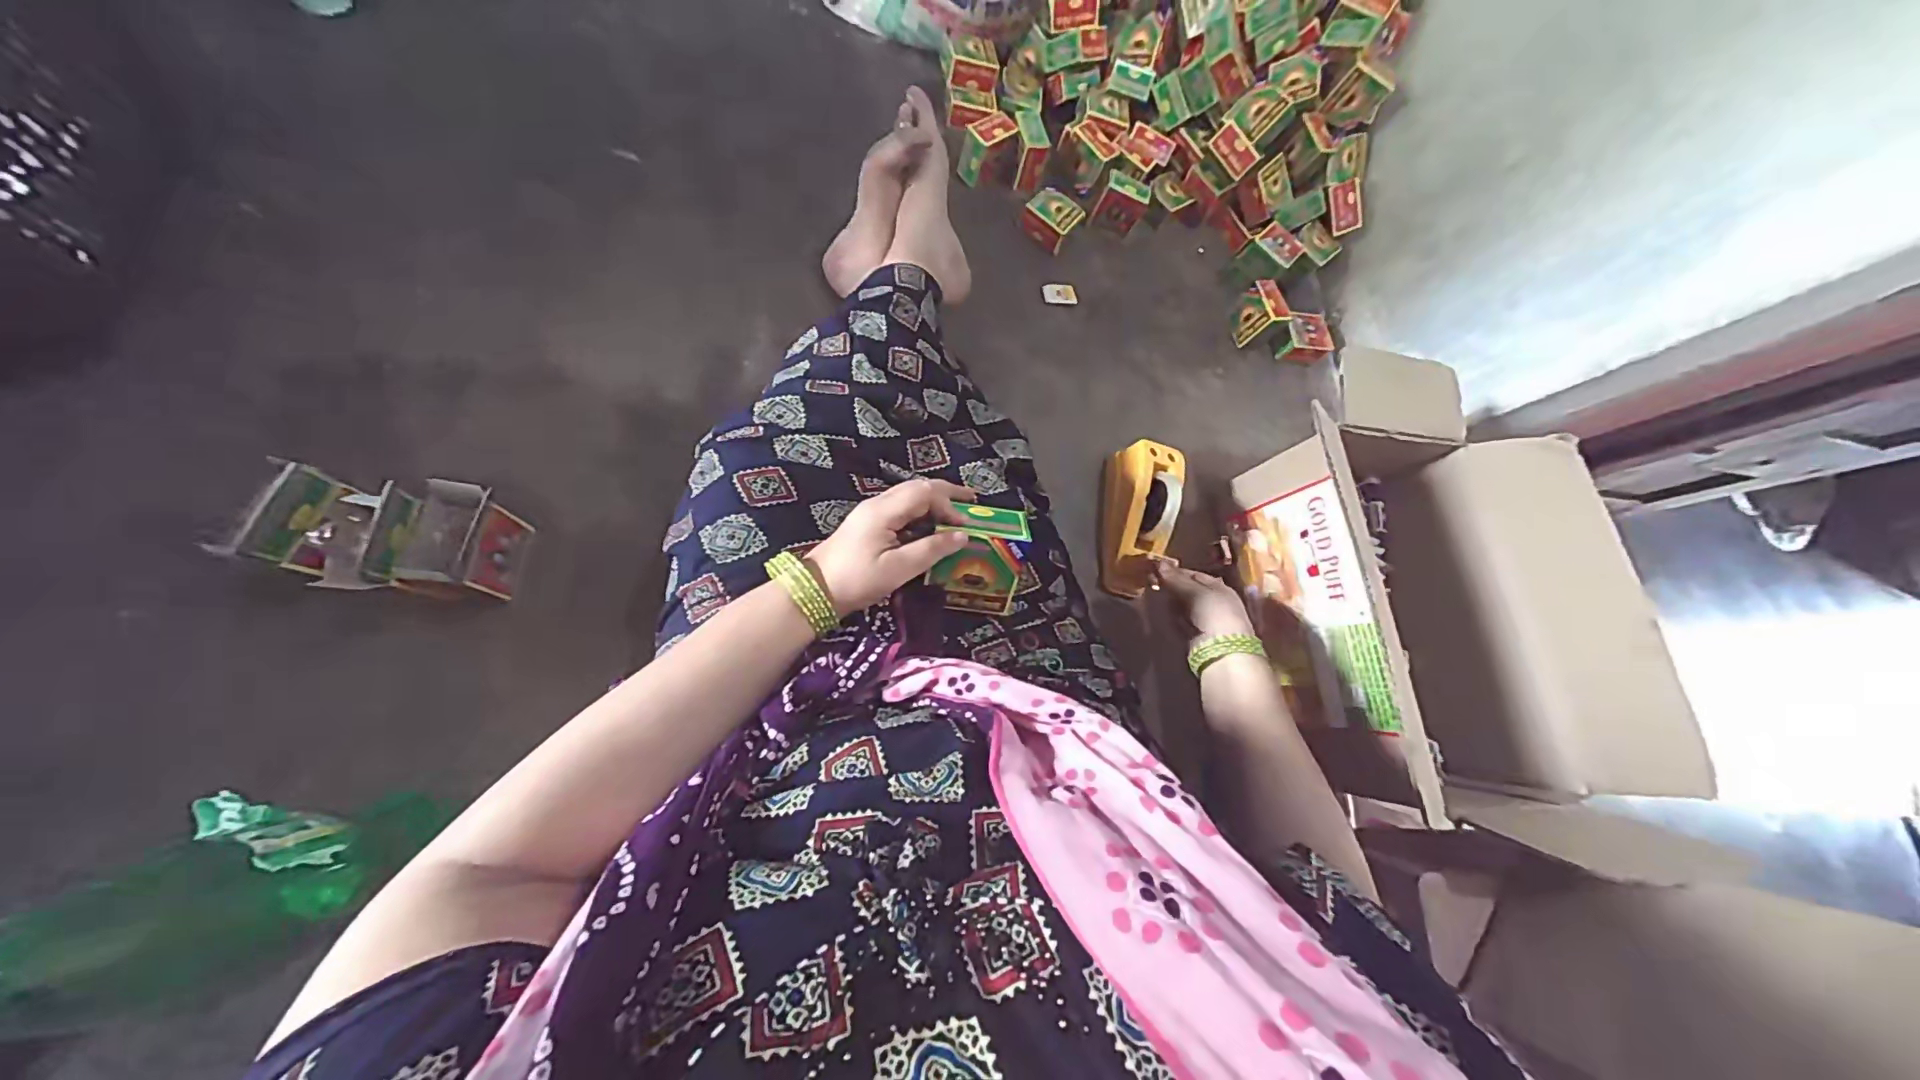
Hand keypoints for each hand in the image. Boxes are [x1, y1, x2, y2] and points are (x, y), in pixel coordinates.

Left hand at [808, 478, 976, 614]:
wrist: (816, 590)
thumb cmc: (857, 580)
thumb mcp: (898, 568)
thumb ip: (932, 549)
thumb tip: (962, 536)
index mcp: (885, 511)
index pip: (925, 492)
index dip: (949, 504)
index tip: (965, 524)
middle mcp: (878, 505)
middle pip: (917, 488)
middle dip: (946, 495)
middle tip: (971, 504)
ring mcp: (871, 513)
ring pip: (908, 498)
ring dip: (933, 504)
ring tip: (954, 517)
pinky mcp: (868, 524)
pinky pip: (900, 510)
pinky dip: (920, 514)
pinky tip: (929, 529)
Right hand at [1153, 562, 1256, 646]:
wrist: (1222, 650)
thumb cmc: (1214, 613)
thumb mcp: (1197, 592)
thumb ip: (1177, 579)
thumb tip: (1159, 563)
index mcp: (1219, 588)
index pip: (1195, 575)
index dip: (1177, 571)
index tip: (1157, 568)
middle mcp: (1212, 602)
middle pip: (1187, 590)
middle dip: (1171, 585)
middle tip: (1151, 579)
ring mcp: (1203, 619)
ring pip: (1181, 604)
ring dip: (1168, 600)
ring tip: (1151, 592)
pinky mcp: (1193, 634)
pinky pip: (1178, 619)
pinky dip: (1169, 614)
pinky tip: (1157, 609)